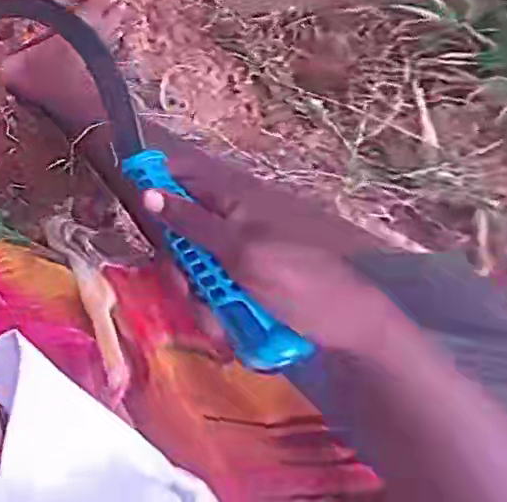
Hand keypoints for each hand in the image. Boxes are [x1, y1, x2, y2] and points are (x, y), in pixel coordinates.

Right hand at [139, 144, 400, 351]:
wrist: (369, 335)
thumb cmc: (304, 280)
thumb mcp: (240, 251)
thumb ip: (190, 222)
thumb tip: (145, 189)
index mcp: (231, 195)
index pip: (176, 171)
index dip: (151, 183)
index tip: (137, 210)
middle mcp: (233, 218)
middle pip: (179, 228)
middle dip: (179, 265)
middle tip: (187, 289)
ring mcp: (244, 251)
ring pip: (197, 266)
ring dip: (201, 298)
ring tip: (220, 325)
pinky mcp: (254, 282)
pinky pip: (220, 289)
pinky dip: (222, 311)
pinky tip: (234, 331)